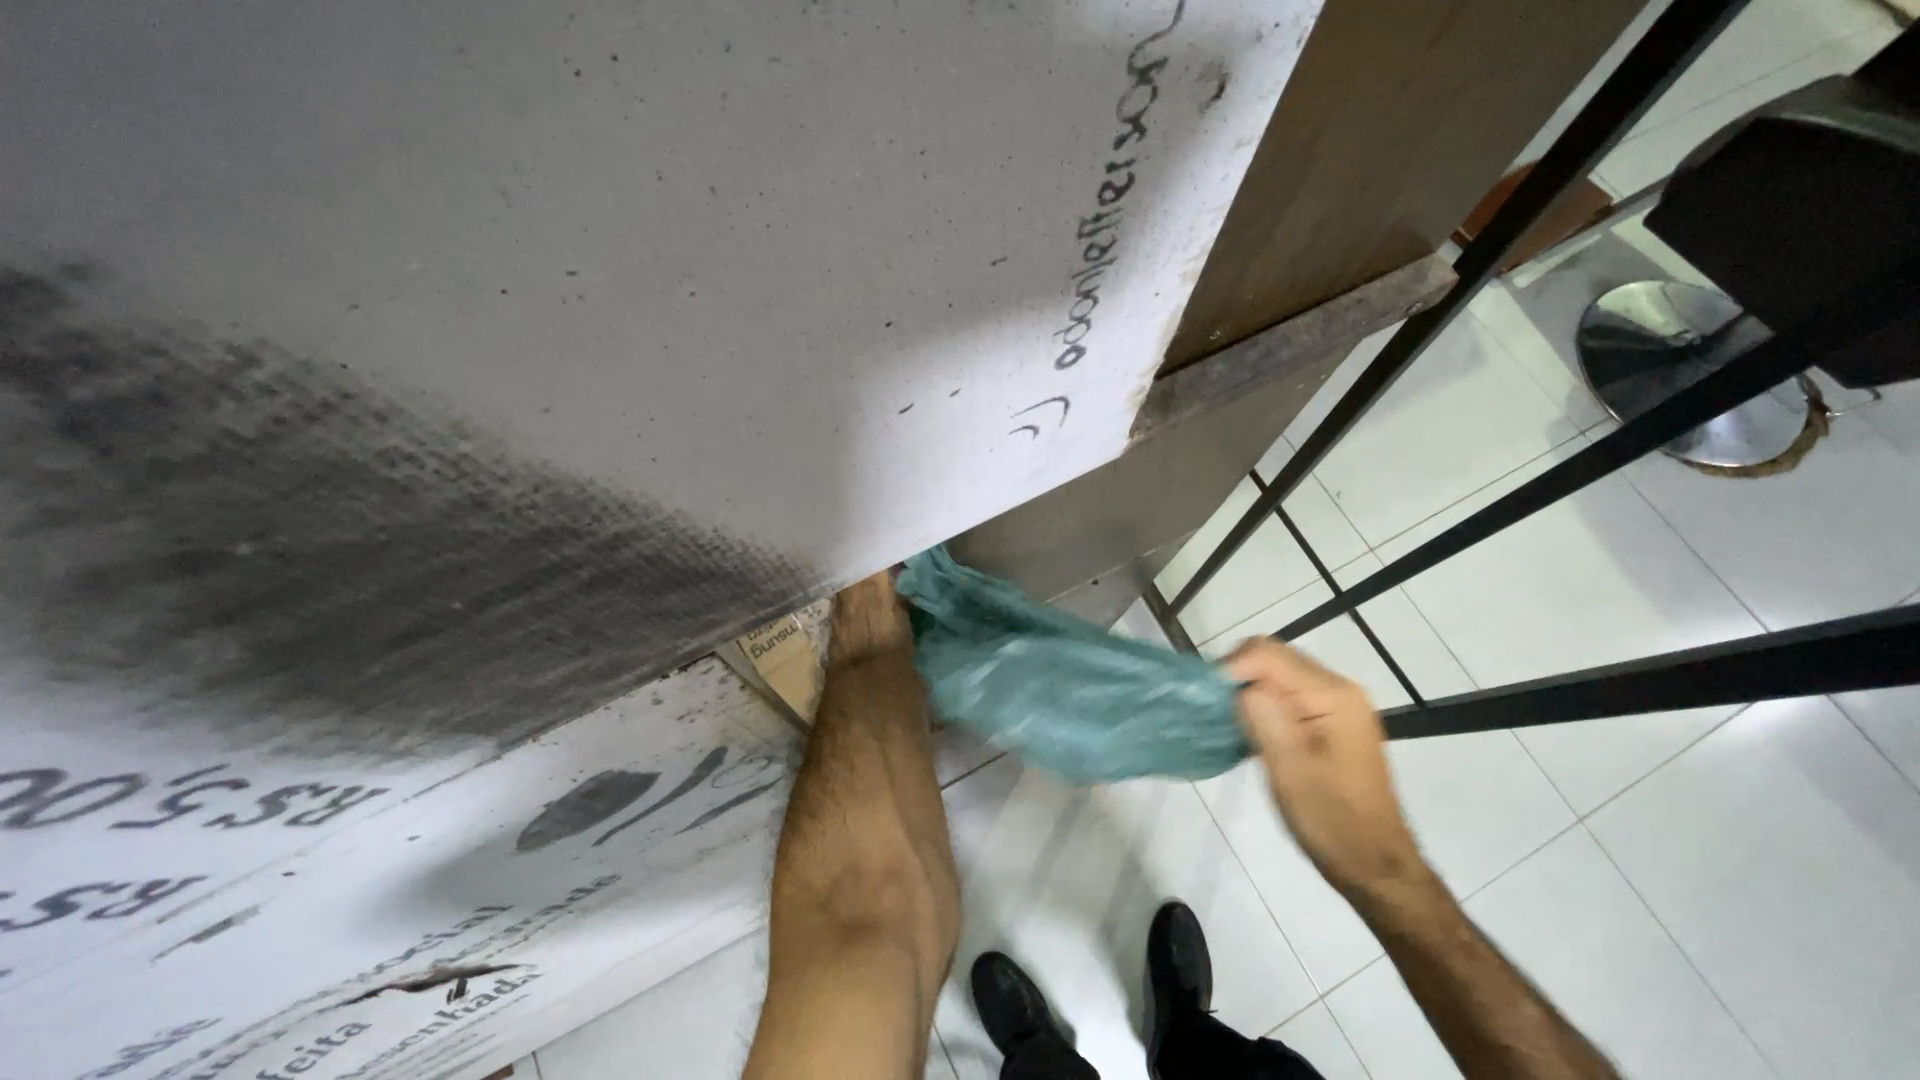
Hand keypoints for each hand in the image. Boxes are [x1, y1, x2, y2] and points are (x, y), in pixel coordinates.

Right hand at [1225, 638, 1427, 898]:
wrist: (1373, 865)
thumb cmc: (1330, 818)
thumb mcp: (1287, 764)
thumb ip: (1260, 711)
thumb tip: (1235, 683)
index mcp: (1332, 694)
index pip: (1267, 653)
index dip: (1231, 668)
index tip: (1207, 702)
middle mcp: (1340, 689)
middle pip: (1274, 657)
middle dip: (1238, 676)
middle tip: (1214, 712)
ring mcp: (1339, 706)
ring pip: (1280, 675)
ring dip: (1249, 690)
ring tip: (1228, 722)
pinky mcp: (1333, 724)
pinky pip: (1290, 696)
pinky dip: (1264, 704)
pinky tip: (1252, 732)